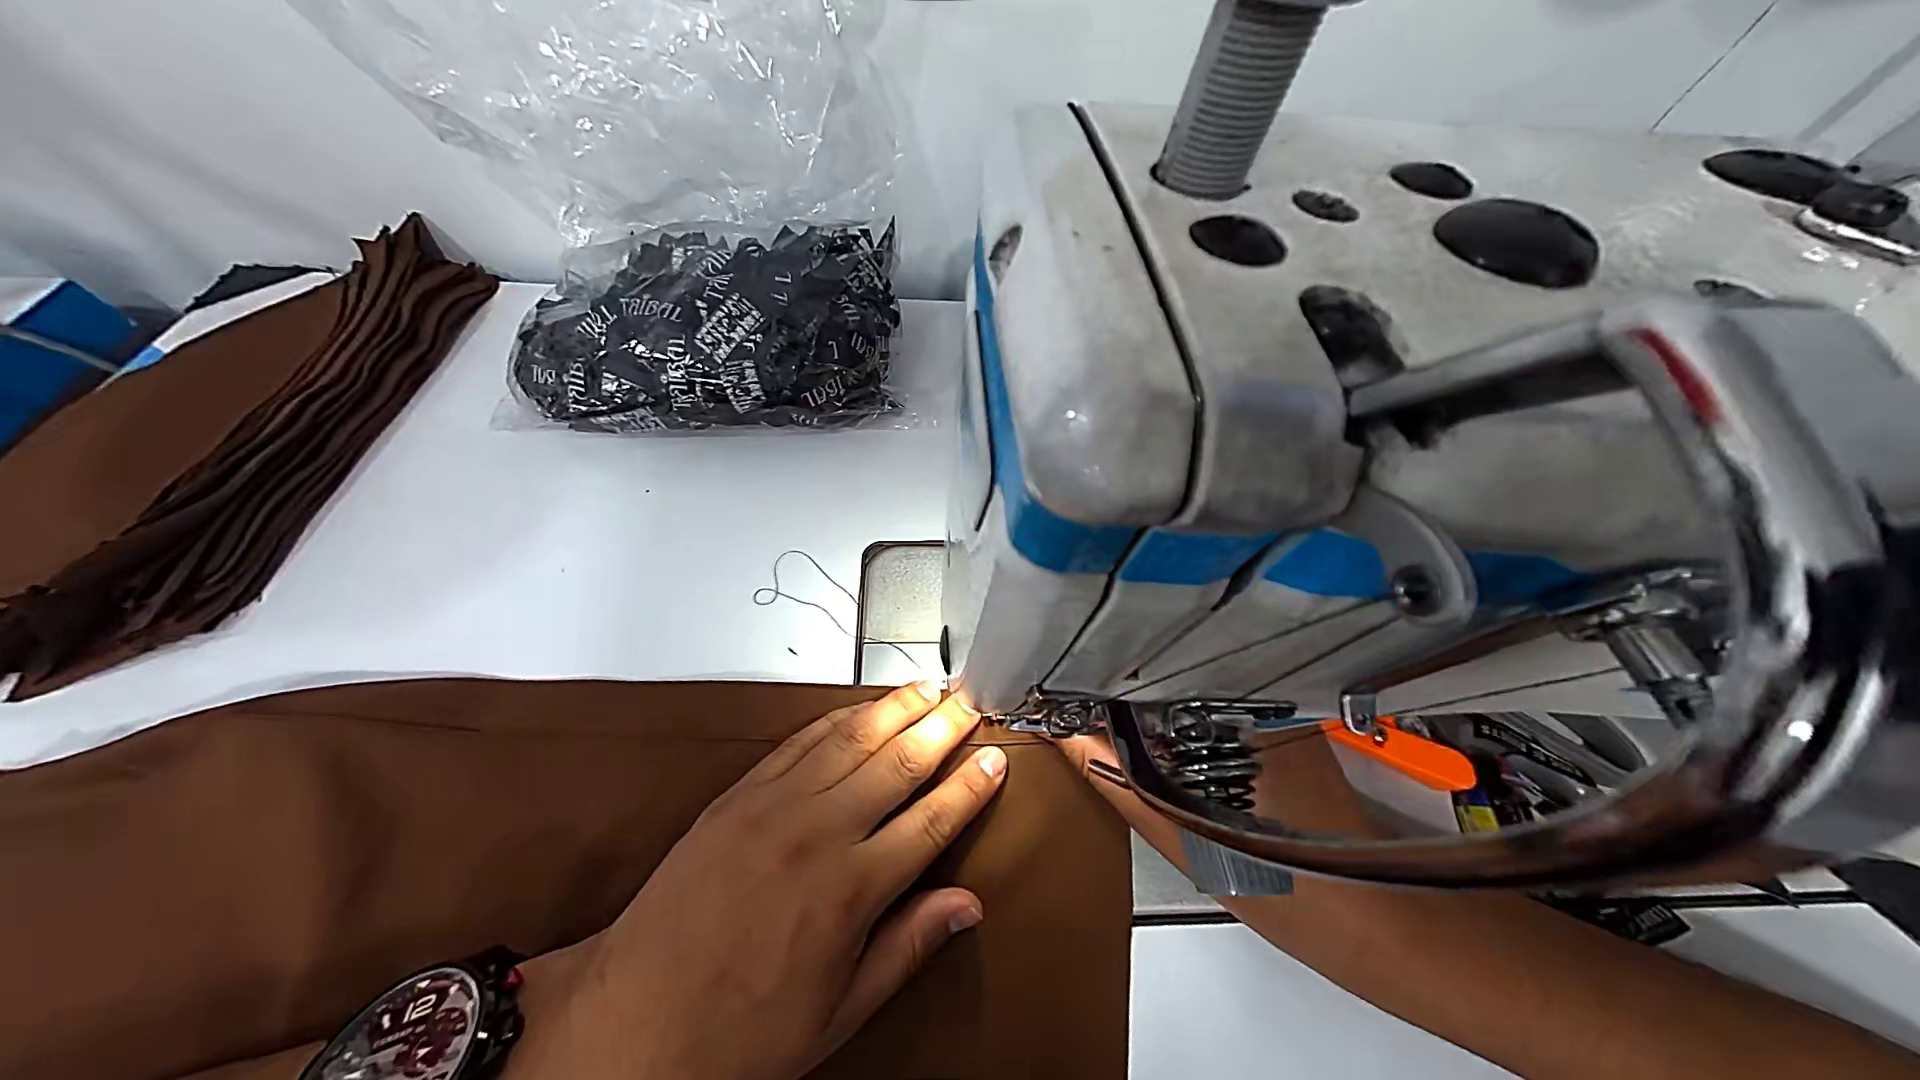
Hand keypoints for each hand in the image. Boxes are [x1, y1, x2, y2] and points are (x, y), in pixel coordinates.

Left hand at [506, 682, 1005, 1079]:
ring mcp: (776, 807)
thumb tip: (964, 907)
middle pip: (900, 762)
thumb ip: (909, 946)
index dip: (971, 784)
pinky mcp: (740, 795)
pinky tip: (859, 708)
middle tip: (969, 704)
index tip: (993, 760)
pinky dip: (837, 719)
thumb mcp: (840, 1010)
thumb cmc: (736, 1031)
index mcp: (852, 891)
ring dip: (896, 708)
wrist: (634, 1022)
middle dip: (942, 727)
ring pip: (853, 739)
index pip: (933, 818)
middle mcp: (818, 835)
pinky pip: (800, 742)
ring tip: (927, 689)